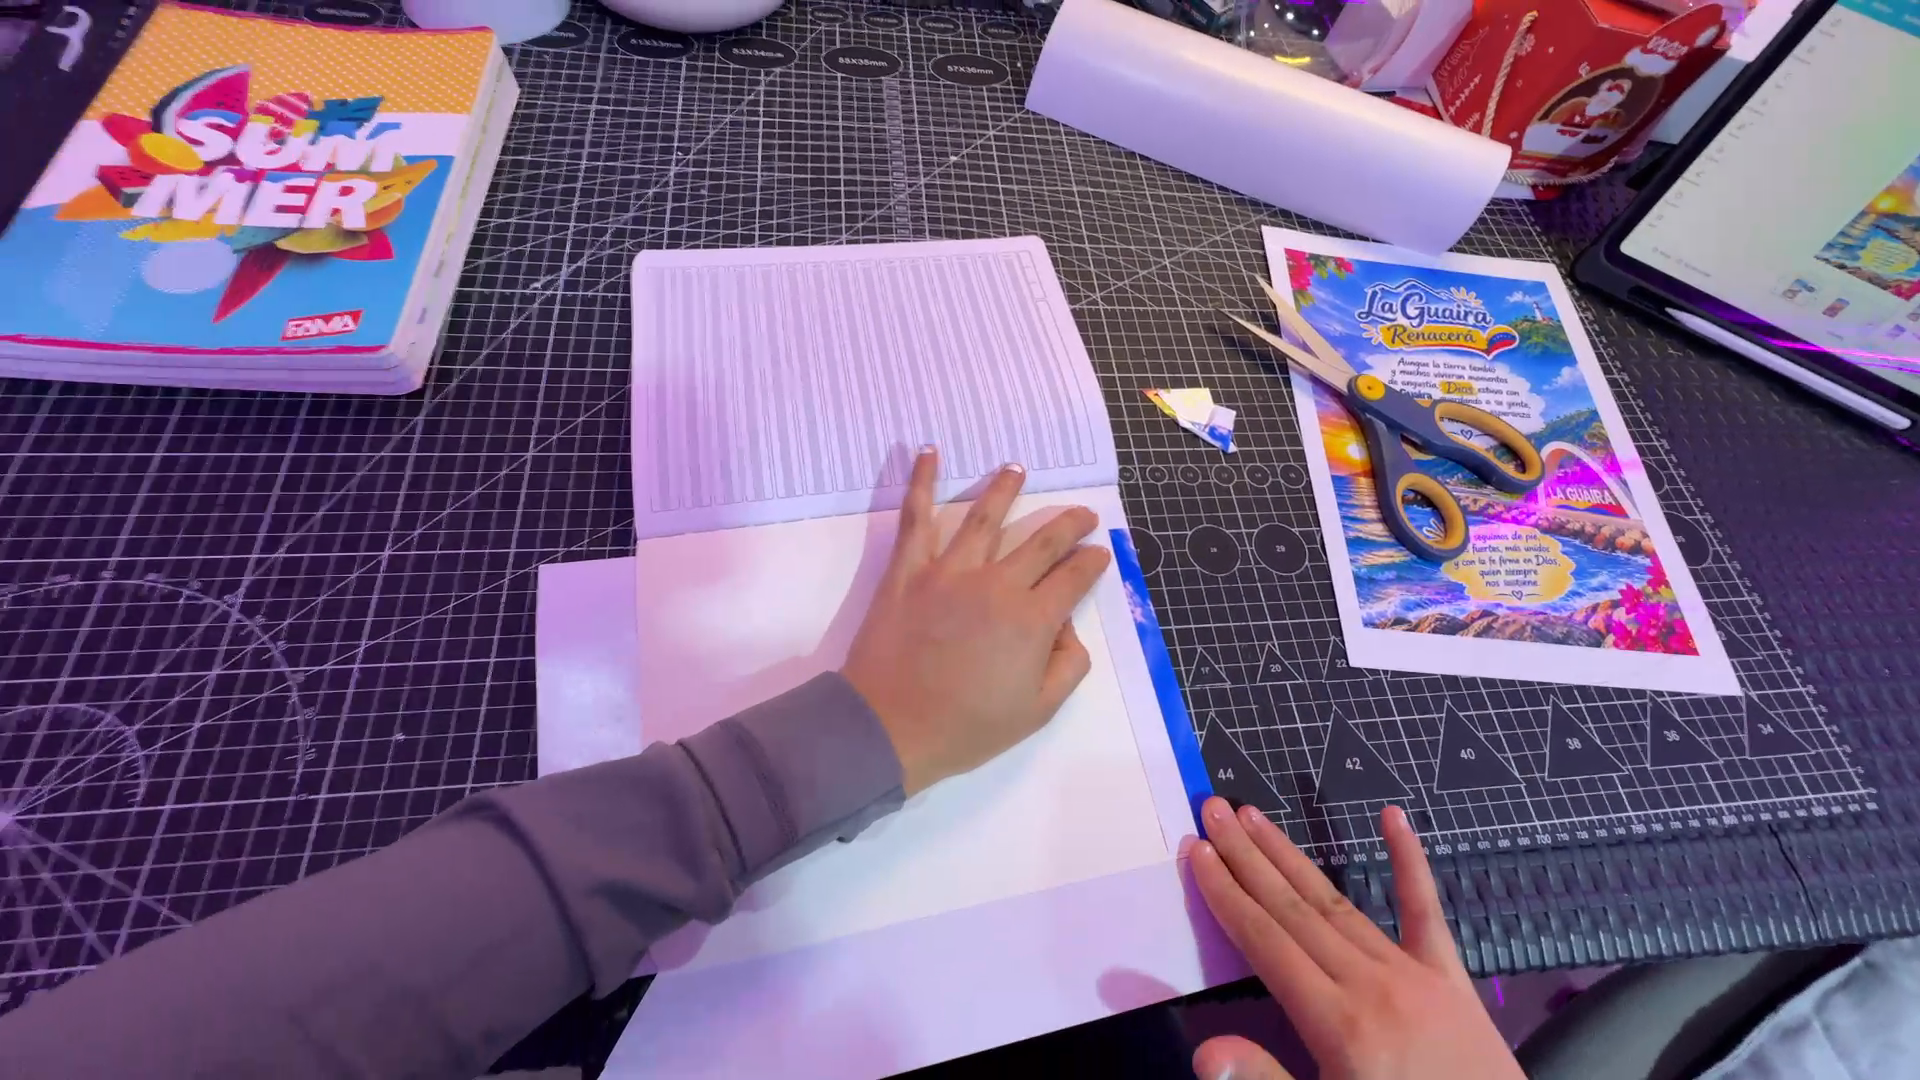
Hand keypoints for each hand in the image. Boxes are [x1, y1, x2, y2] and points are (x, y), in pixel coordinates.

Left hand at [842, 447, 1110, 795]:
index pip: (1074, 577)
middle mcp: (997, 584)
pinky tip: (929, 453)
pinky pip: (917, 518)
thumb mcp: (1037, 711)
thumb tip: (1068, 627)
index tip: (1099, 554)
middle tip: (1082, 514)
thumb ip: (1067, 666)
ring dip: (1006, 490)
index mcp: (1032, 619)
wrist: (890, 727)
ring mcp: (950, 571)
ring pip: (985, 517)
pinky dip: (922, 482)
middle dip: (1069, 524)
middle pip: (1042, 542)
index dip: (1093, 563)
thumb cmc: (966, 727)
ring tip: (1018, 469)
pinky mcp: (909, 569)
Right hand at [1188, 798, 1522, 1079]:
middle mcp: (1370, 986)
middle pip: (1292, 908)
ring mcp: (1414, 975)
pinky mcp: (1452, 978)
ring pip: (1335, 901)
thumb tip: (1202, 1051)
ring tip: (1254, 816)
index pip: (1265, 941)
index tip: (1197, 850)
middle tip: (1214, 809)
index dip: (1226, 894)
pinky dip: (1410, 862)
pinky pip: (1425, 912)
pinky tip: (1393, 816)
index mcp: (1338, 1026)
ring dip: (1289, 856)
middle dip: (1246, 856)